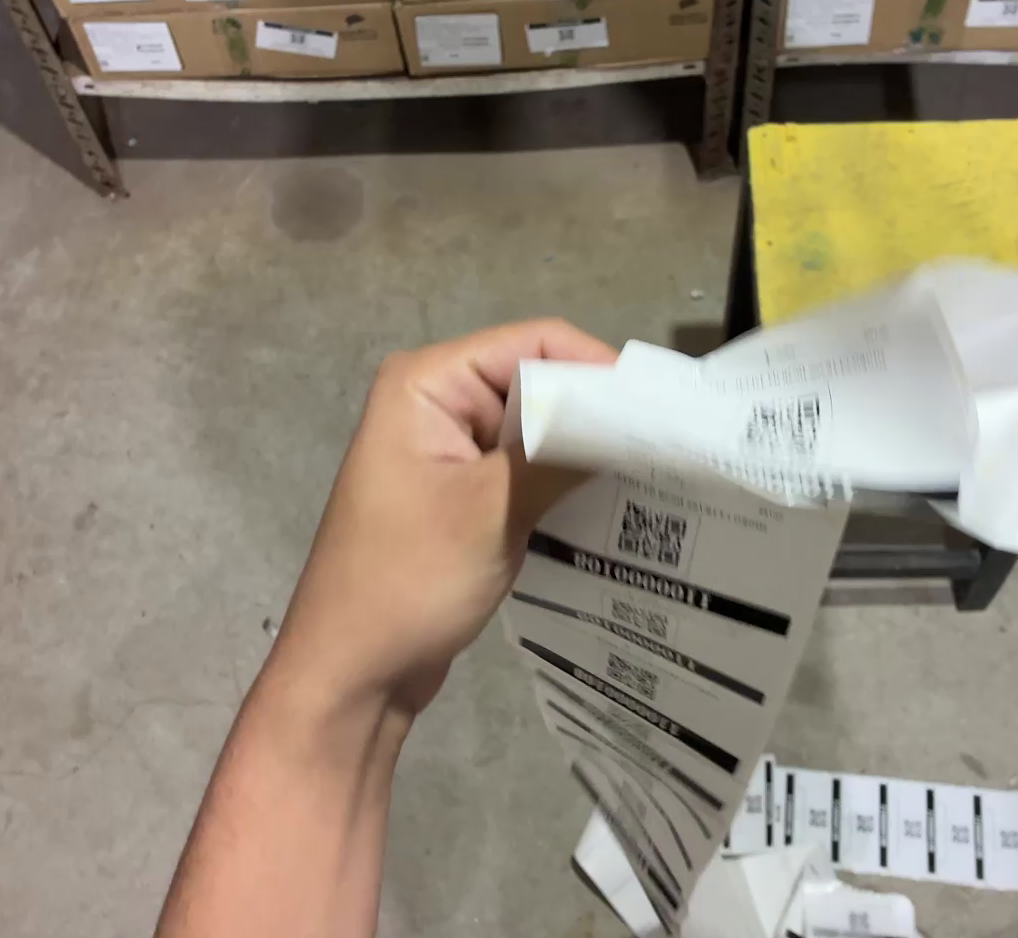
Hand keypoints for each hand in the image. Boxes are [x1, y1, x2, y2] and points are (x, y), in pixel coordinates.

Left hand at [155, 320, 615, 937]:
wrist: (353, 674)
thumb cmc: (407, 582)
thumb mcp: (490, 510)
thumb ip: (559, 455)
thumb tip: (634, 420)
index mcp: (428, 383)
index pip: (530, 343)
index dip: (594, 367)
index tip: (655, 408)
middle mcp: (437, 402)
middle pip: (535, 382)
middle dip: (594, 411)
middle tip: (664, 444)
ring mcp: (450, 450)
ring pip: (534, 429)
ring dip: (583, 449)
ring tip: (650, 472)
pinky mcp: (463, 492)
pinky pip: (523, 468)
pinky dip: (562, 479)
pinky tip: (609, 502)